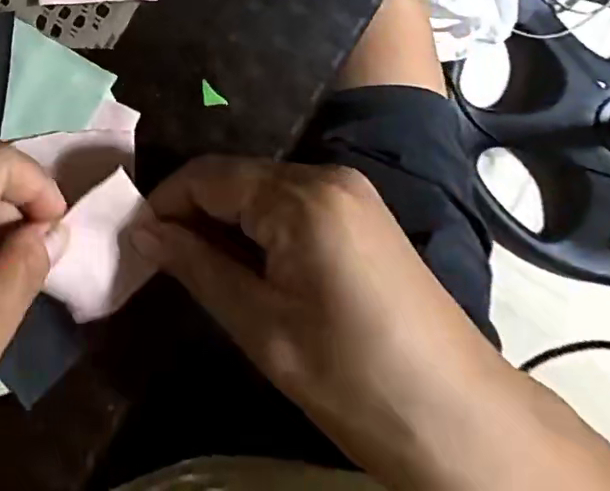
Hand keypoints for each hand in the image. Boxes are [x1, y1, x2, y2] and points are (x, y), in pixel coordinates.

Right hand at [132, 157, 609, 490]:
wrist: (474, 432)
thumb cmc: (357, 380)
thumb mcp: (260, 326)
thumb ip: (194, 266)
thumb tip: (139, 230)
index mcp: (301, 198)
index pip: (204, 177)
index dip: (162, 204)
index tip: (135, 241)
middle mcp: (325, 177)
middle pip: (230, 178)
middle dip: (191, 213)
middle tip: (161, 256)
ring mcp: (349, 193)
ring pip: (255, 190)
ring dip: (221, 222)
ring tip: (198, 265)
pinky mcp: (361, 214)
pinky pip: (285, 203)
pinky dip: (254, 228)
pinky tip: (246, 265)